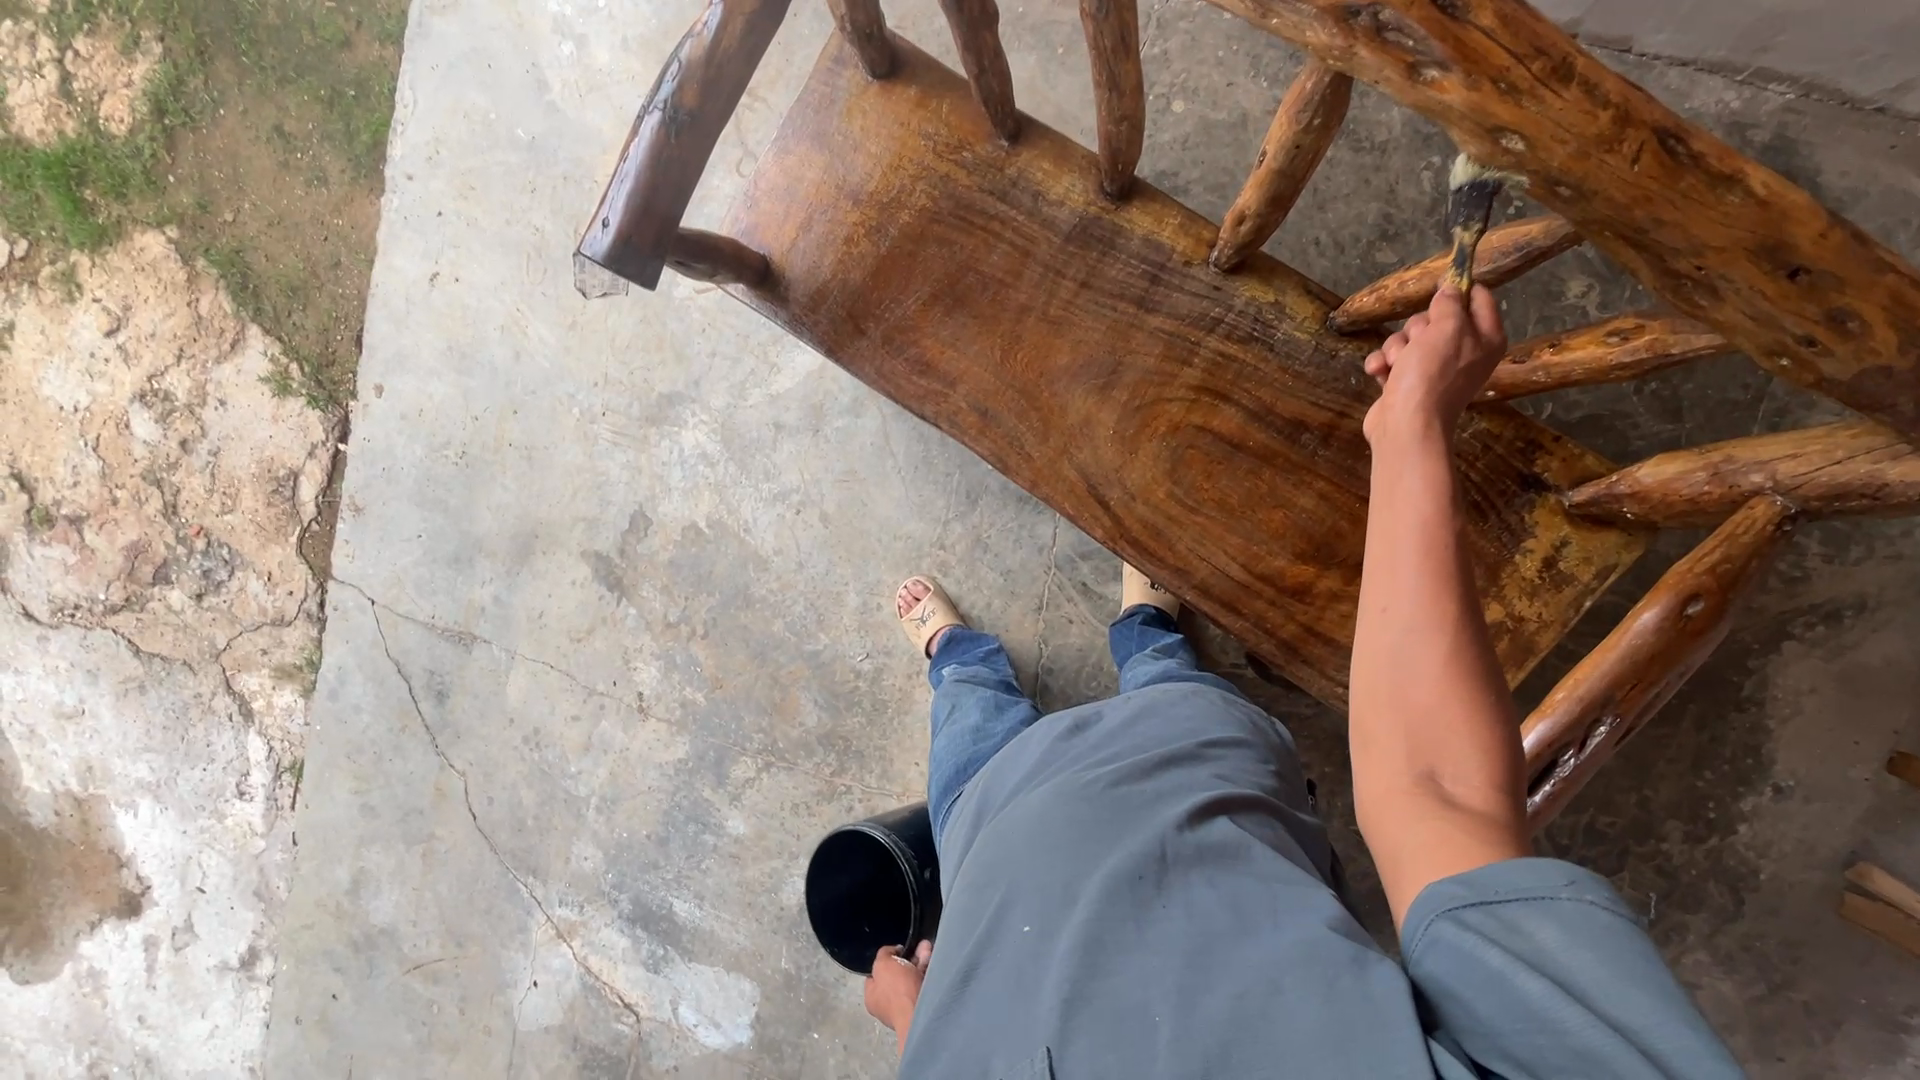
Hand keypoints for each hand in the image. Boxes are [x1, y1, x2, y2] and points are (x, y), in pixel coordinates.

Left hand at [865, 940, 931, 1044]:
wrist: (921, 1013)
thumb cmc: (896, 991)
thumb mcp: (882, 964)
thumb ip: (883, 955)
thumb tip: (891, 952)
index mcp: (873, 997)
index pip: (876, 974)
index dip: (885, 959)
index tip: (895, 950)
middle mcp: (889, 1002)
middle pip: (897, 973)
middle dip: (906, 958)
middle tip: (913, 945)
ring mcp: (907, 1004)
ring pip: (913, 975)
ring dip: (919, 959)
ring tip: (925, 945)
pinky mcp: (924, 1003)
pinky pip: (925, 979)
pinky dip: (928, 966)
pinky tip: (931, 954)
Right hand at [1362, 285, 1505, 443]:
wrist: (1407, 424)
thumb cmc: (1433, 374)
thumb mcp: (1447, 328)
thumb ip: (1449, 303)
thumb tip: (1449, 289)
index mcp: (1485, 338)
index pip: (1478, 298)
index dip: (1458, 289)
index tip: (1439, 283)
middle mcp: (1462, 352)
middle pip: (1434, 319)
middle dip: (1416, 328)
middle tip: (1418, 343)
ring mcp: (1432, 369)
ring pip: (1407, 339)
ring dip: (1396, 349)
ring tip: (1397, 365)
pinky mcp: (1405, 382)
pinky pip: (1390, 360)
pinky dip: (1382, 365)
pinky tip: (1379, 374)